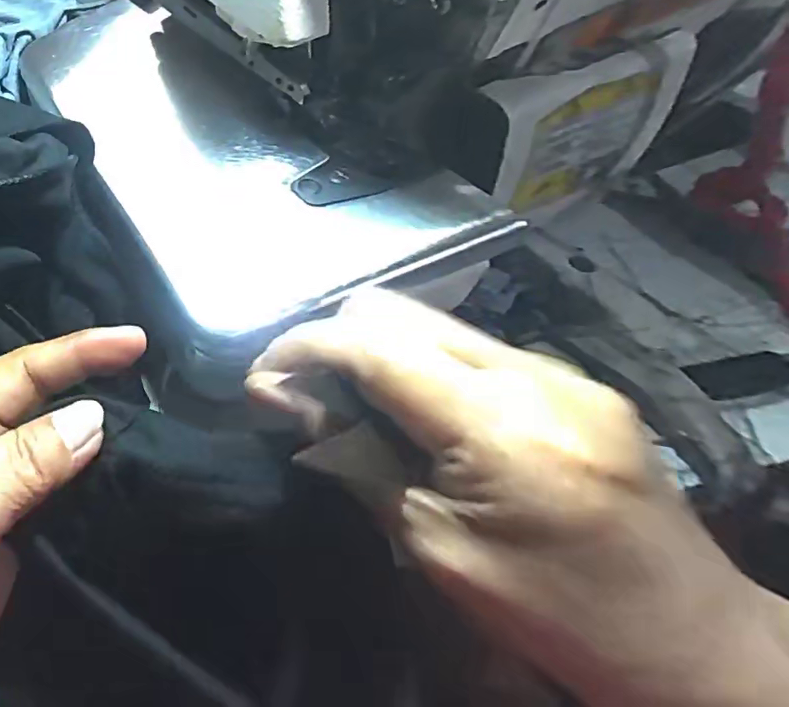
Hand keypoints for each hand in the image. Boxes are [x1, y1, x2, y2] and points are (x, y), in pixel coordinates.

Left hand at [0, 327, 147, 706]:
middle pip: (41, 399)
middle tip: (153, 364)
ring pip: (55, 444)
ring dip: (98, 428)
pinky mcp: (14, 532)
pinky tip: (130, 473)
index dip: (78, 351)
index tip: (136, 338)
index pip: (22, 371)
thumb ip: (26, 461)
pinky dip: (95, 480)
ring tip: (157, 409)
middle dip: (90, 376)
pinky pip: (61, 493)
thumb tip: (93, 413)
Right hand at [247, 288, 788, 706]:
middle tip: (299, 388)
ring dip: (366, 348)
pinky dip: (409, 360)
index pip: (369, 345)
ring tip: (346, 396)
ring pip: (419, 318)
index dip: (297, 349)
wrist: (700, 649)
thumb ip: (347, 451)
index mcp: (504, 428)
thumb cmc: (553, 611)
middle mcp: (536, 379)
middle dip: (327, 341)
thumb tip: (270, 391)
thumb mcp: (428, 540)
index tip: (260, 380)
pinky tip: (406, 406)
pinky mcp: (570, 381)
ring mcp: (561, 374)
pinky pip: (457, 342)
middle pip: (388, 311)